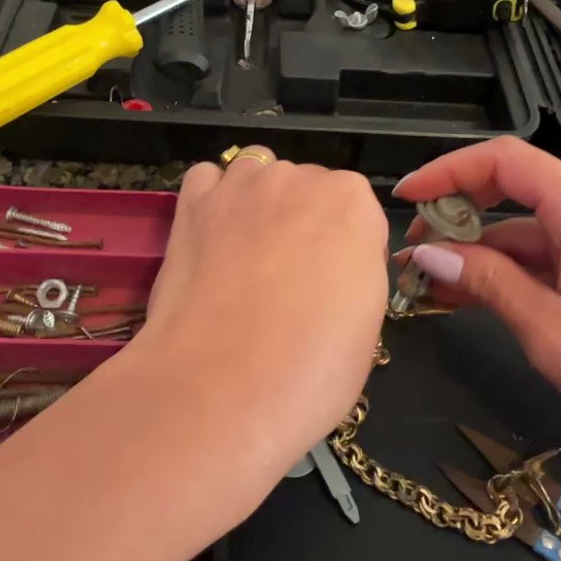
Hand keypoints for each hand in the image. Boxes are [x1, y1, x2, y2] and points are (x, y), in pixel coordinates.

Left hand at [125, 145, 388, 470]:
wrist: (222, 386)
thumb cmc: (312, 366)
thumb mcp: (368, 323)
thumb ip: (356, 271)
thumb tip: (335, 269)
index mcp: (354, 203)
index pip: (359, 213)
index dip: (348, 253)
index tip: (335, 290)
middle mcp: (299, 178)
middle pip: (307, 189)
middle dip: (303, 224)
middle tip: (288, 281)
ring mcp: (242, 185)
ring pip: (258, 173)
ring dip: (259, 203)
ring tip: (248, 255)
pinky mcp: (192, 203)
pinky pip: (209, 181)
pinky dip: (213, 200)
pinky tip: (212, 238)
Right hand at [394, 137, 560, 466]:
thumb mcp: (553, 334)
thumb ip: (488, 282)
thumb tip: (427, 251)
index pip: (506, 160)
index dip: (448, 170)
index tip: (406, 197)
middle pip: (518, 189)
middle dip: (460, 213)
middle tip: (413, 250)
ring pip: (534, 229)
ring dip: (484, 251)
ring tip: (431, 282)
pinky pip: (558, 256)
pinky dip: (517, 272)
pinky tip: (477, 296)